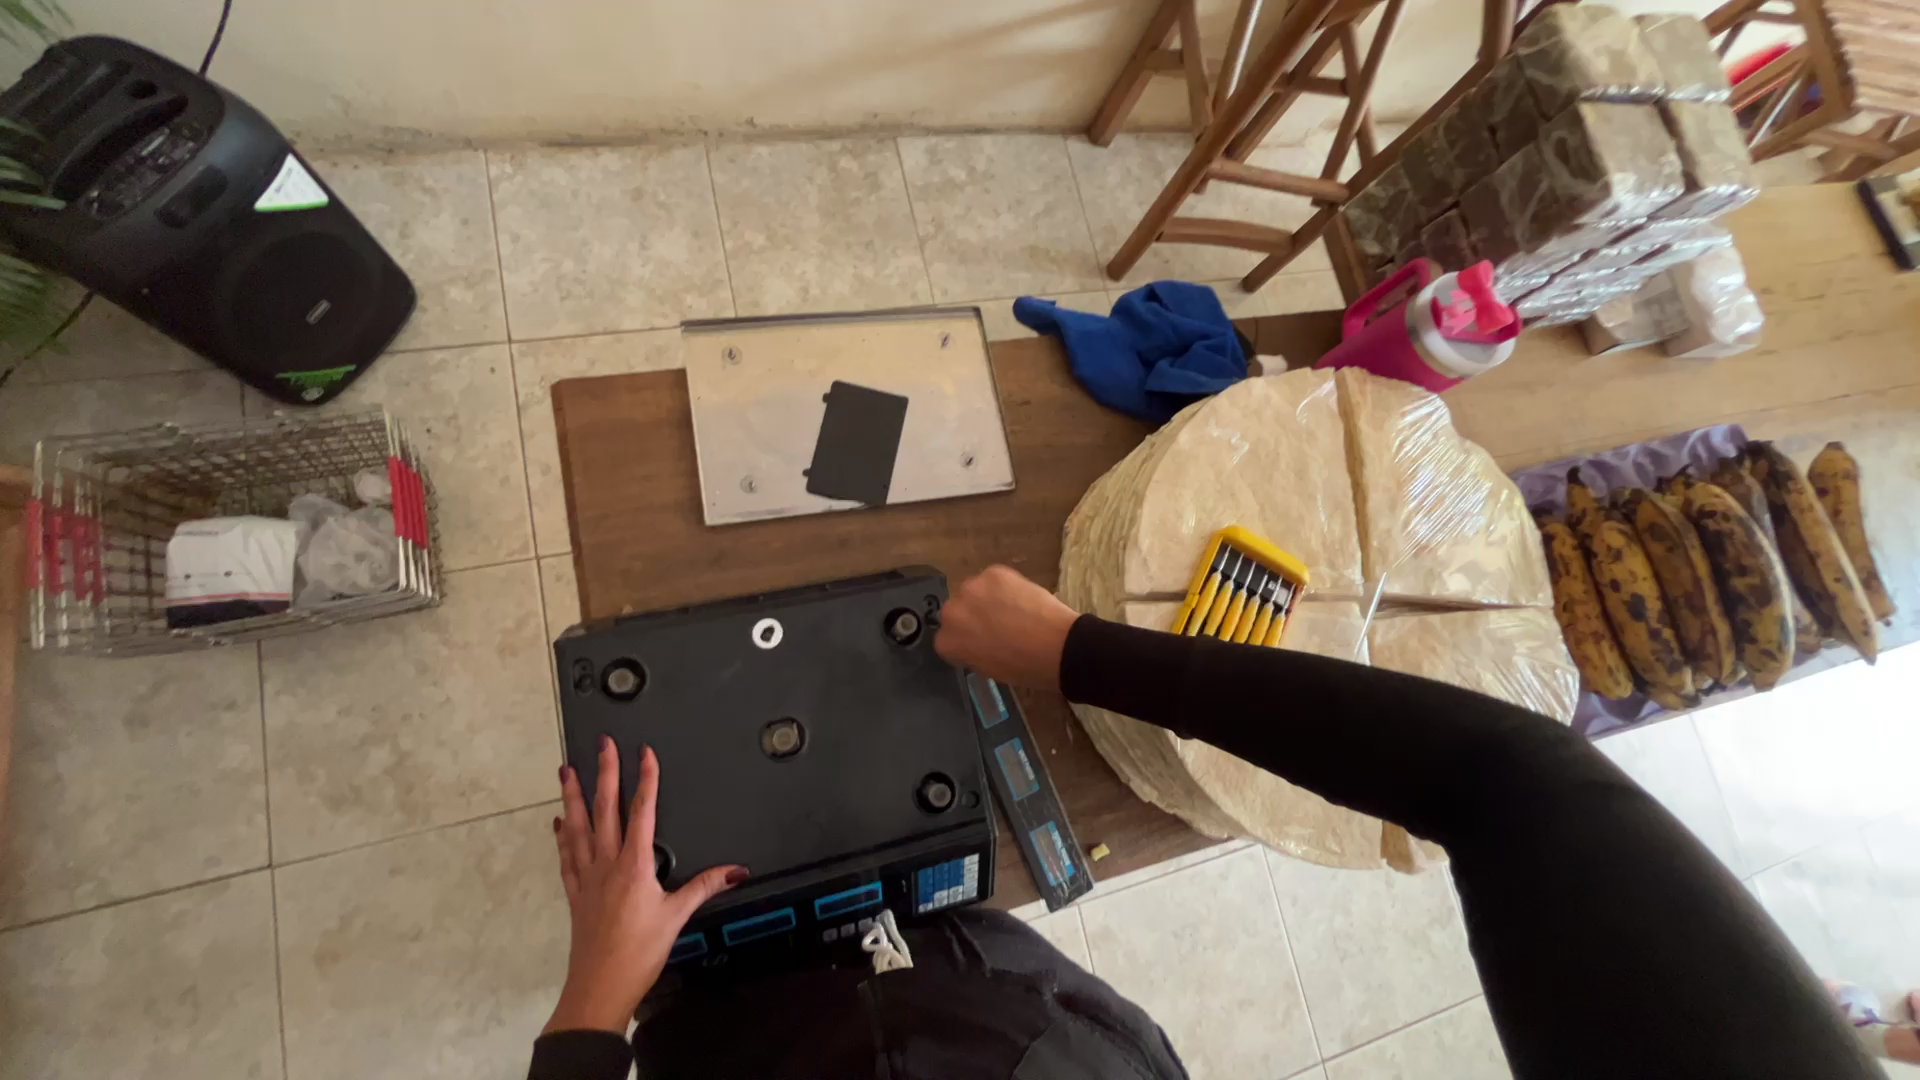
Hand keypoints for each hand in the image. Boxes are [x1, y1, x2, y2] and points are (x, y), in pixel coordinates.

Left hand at [544, 737, 746, 1034]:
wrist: (598, 990)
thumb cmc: (638, 953)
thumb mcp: (677, 916)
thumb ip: (705, 886)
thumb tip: (736, 869)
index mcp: (634, 865)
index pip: (642, 811)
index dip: (646, 779)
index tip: (645, 753)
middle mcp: (606, 865)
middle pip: (605, 809)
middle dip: (605, 773)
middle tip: (601, 744)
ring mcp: (587, 878)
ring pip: (578, 827)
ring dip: (572, 797)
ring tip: (566, 770)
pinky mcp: (575, 894)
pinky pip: (566, 857)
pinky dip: (562, 836)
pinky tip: (559, 822)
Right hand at [935, 565, 1080, 692]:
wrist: (1058, 647)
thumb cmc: (1024, 668)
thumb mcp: (987, 668)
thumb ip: (970, 651)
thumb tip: (973, 640)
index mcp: (947, 642)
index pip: (947, 636)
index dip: (965, 637)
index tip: (979, 641)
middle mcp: (952, 612)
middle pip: (956, 609)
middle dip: (972, 615)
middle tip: (995, 624)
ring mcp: (972, 588)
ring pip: (973, 590)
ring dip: (985, 597)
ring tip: (1010, 609)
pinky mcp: (994, 572)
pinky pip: (993, 578)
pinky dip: (1003, 585)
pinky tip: (1020, 598)